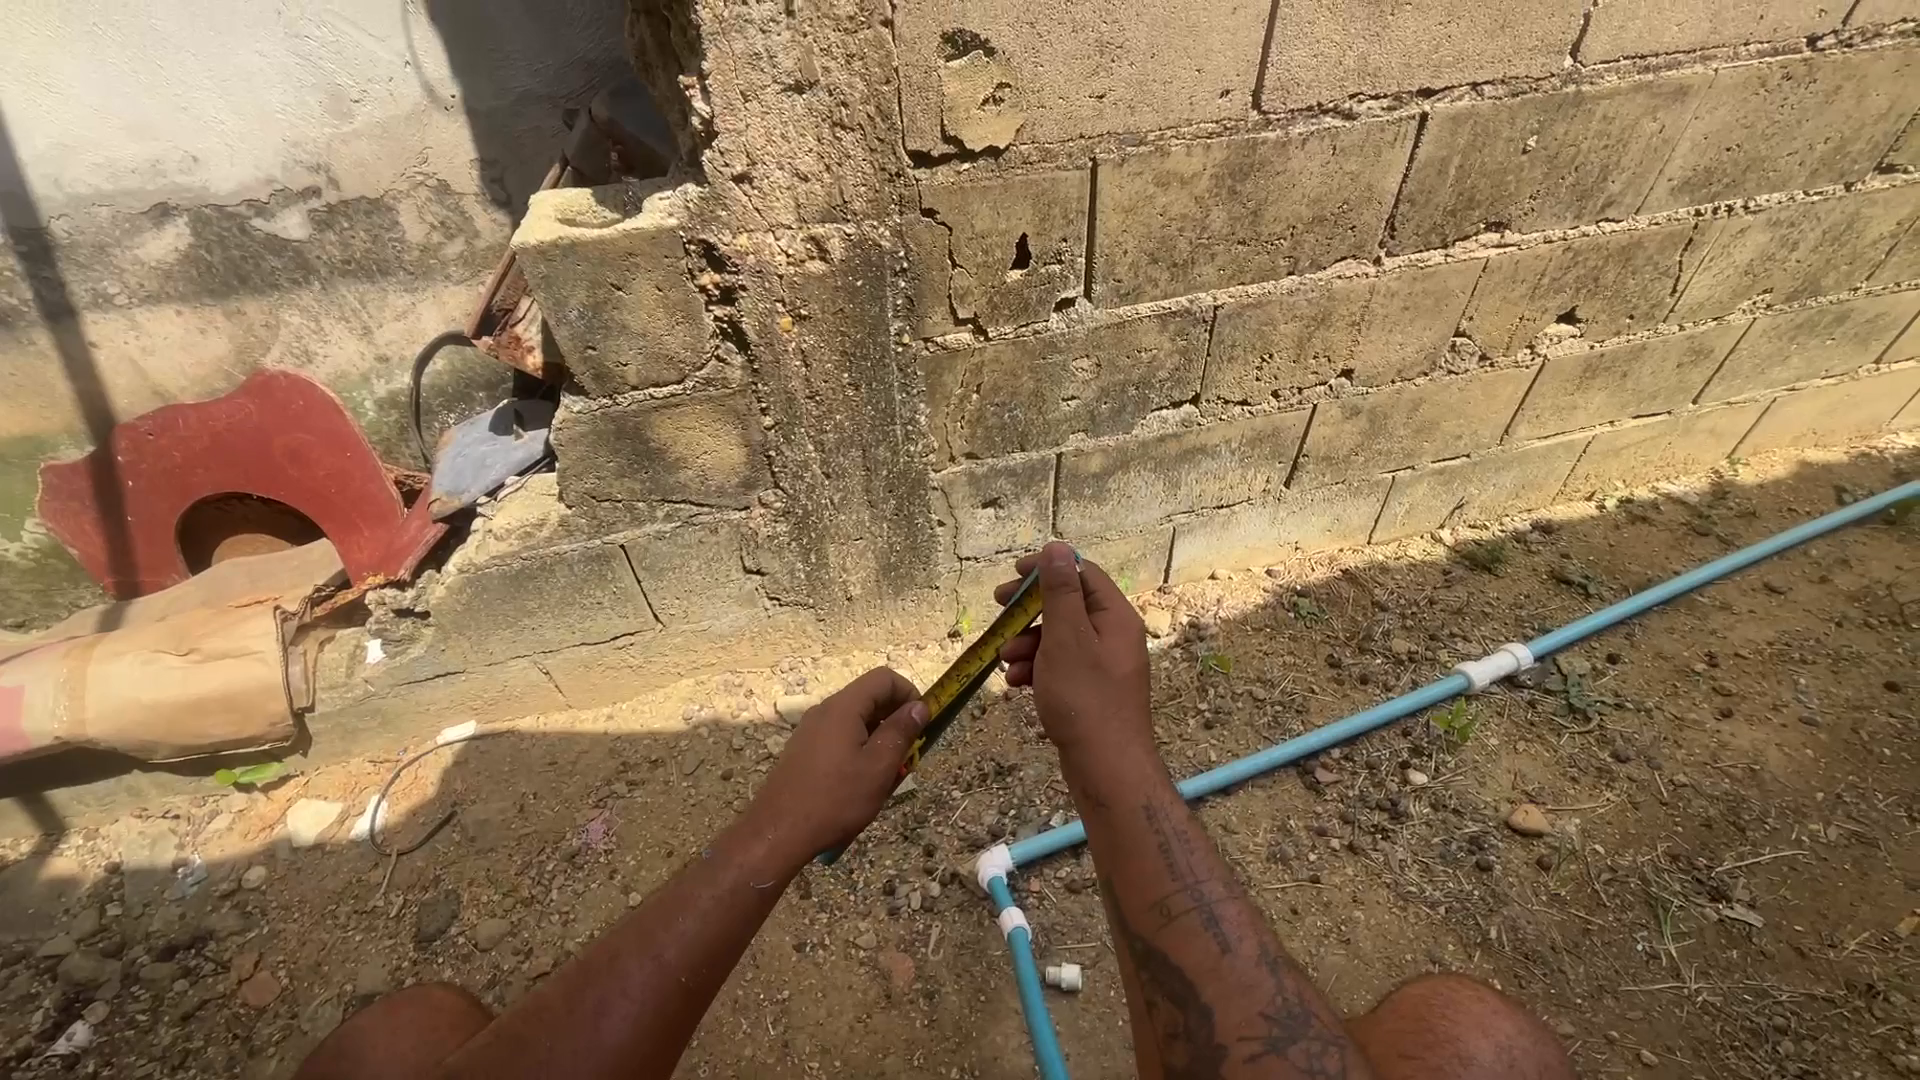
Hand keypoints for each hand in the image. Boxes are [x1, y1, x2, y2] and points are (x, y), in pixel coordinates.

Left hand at [747, 667, 928, 857]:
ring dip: (879, 738)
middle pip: (869, 697)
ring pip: (856, 721)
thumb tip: (919, 707)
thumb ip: (901, 731)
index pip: (884, 678)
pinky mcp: (804, 750)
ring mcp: (811, 730)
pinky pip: (840, 737)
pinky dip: (859, 750)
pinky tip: (862, 782)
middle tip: (909, 753)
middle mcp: (825, 711)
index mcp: (844, 707)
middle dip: (895, 720)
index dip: (909, 693)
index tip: (922, 723)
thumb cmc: (835, 799)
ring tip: (889, 773)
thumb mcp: (878, 766)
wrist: (777, 833)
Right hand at [995, 542, 1151, 756]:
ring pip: (1058, 638)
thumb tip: (1058, 547)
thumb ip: (1060, 591)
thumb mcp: (1066, 638)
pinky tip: (1015, 684)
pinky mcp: (1090, 691)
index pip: (1083, 573)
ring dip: (1026, 643)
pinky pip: (1059, 667)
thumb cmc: (1085, 698)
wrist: (1106, 768)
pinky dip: (1035, 669)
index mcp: (1116, 617)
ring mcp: (1102, 666)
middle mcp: (1113, 636)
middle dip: (1030, 609)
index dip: (1048, 569)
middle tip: (999, 607)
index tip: (1014, 574)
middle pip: (1068, 605)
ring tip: (1005, 660)